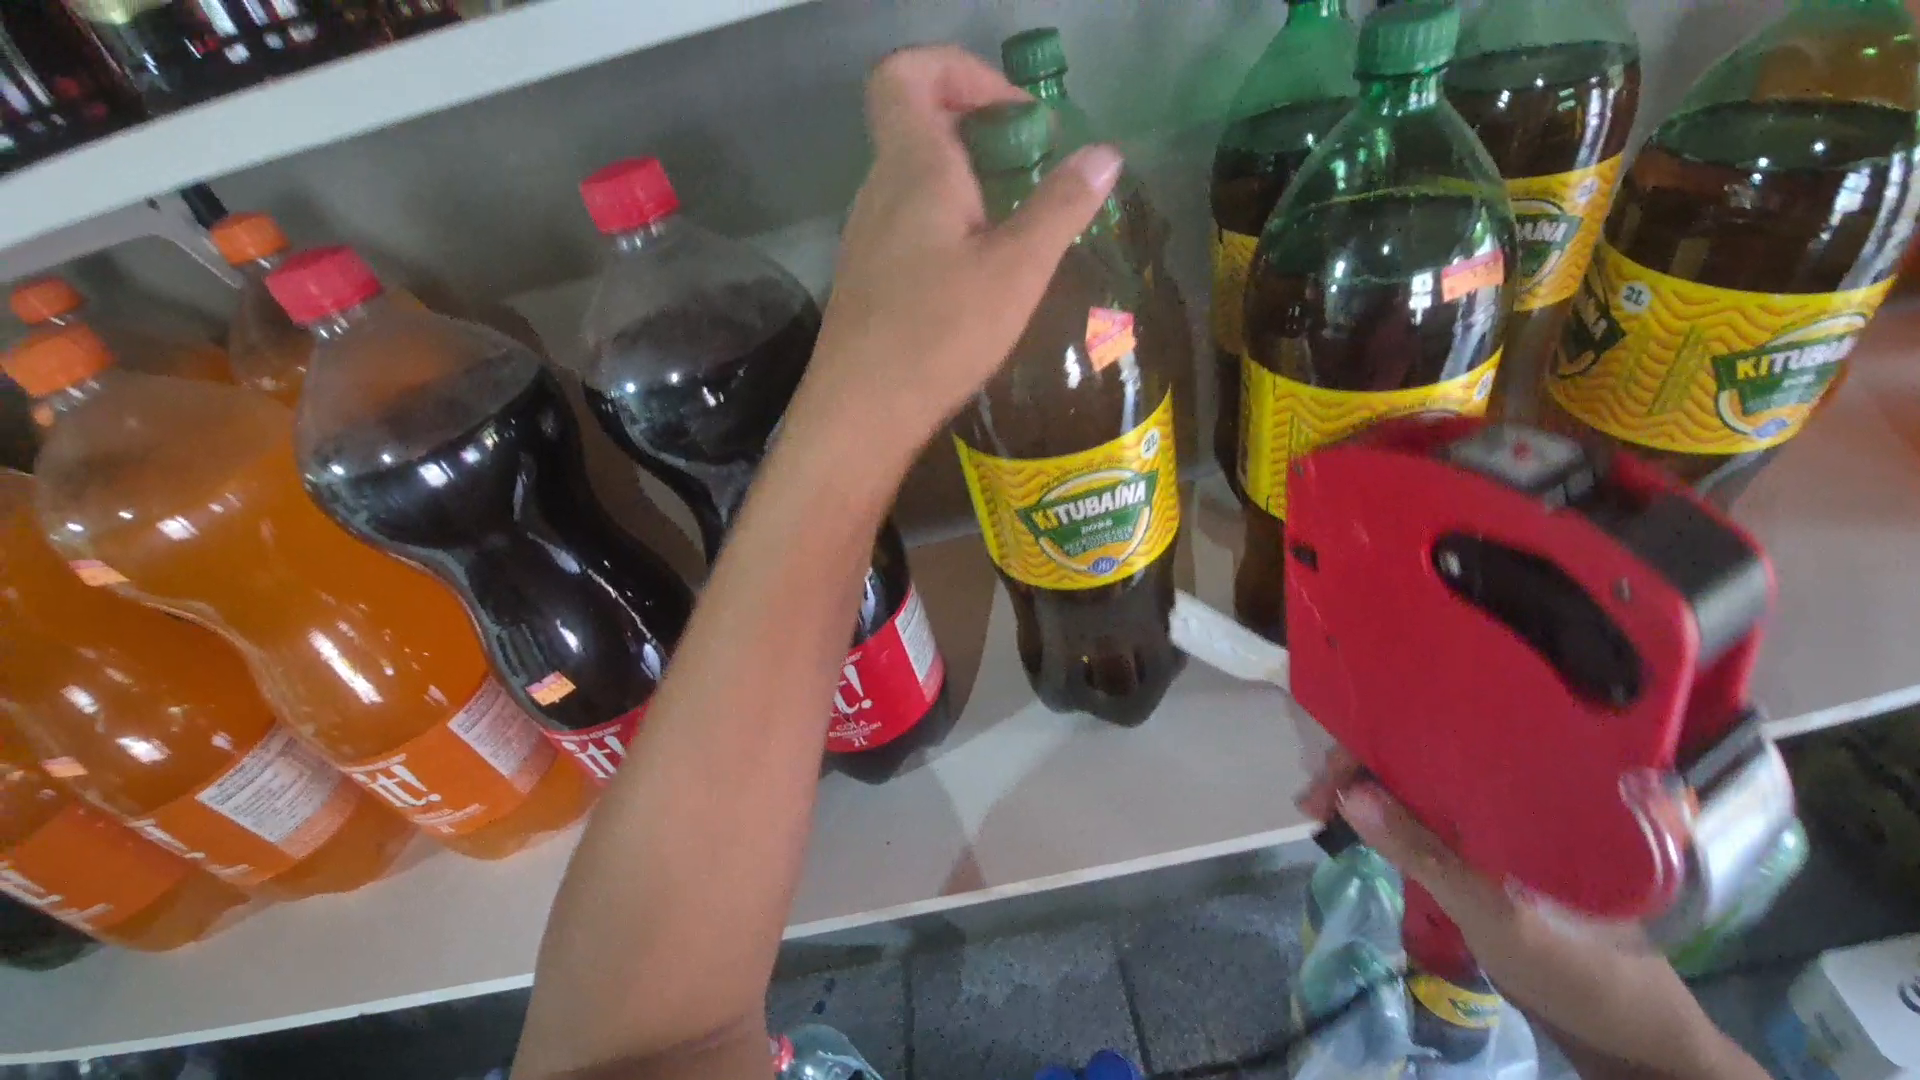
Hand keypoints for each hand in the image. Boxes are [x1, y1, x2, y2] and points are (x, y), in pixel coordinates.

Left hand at [785, 45, 1123, 479]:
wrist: (861, 411)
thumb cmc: (938, 335)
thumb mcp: (1016, 271)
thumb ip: (1060, 207)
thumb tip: (1105, 154)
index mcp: (913, 166)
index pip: (908, 73)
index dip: (961, 71)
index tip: (1015, 116)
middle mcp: (881, 188)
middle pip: (920, 124)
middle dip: (982, 131)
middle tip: (1032, 172)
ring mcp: (868, 234)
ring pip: (918, 179)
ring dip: (969, 184)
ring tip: (1017, 227)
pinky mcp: (869, 275)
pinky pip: (911, 223)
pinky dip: (950, 224)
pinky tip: (980, 274)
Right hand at [1299, 750, 1766, 1079]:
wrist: (1634, 1039)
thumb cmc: (1577, 966)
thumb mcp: (1491, 909)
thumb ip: (1421, 851)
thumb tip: (1350, 794)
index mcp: (1515, 792)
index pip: (1428, 746)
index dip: (1367, 753)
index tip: (1322, 786)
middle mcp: (1504, 800)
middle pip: (1416, 764)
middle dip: (1358, 772)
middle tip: (1311, 802)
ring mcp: (1496, 830)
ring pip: (1418, 793)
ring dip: (1368, 796)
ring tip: (1323, 811)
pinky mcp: (1489, 859)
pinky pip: (1428, 825)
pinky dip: (1389, 823)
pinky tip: (1364, 829)